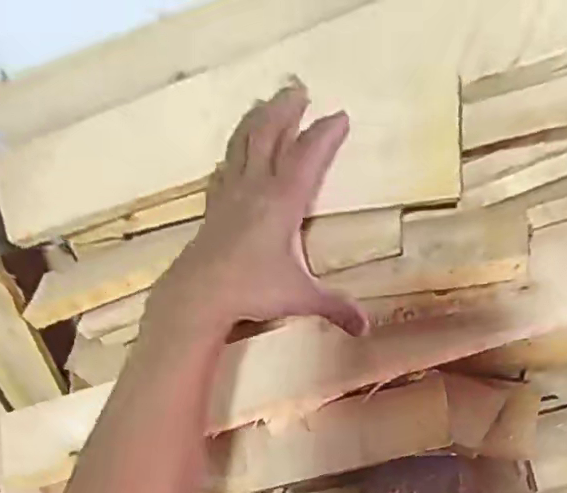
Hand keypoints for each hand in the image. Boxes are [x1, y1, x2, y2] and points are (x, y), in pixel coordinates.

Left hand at [151, 81, 368, 337]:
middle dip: (286, 110)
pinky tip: (232, 156)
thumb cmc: (253, 290)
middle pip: (270, 135)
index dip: (325, 135)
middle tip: (298, 89)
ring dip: (257, 120)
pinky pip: (225, 169)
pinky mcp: (215, 207)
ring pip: (244, 143)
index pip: (307, 157)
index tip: (340, 116)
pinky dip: (233, 154)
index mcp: (282, 202)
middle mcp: (256, 188)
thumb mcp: (301, 298)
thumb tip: (366, 328)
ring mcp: (231, 194)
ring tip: (265, 103)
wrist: (200, 293)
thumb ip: (335, 307)